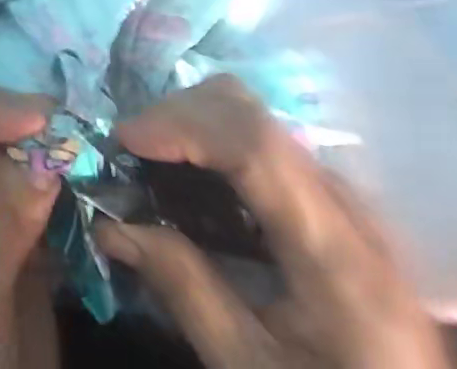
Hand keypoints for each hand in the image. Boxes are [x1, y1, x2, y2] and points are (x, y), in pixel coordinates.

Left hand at [0, 83, 63, 368]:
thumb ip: (3, 222)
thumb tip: (50, 159)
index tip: (37, 120)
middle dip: (23, 119)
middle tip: (75, 128)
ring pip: (16, 150)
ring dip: (52, 145)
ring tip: (91, 147)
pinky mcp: (22, 229)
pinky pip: (45, 187)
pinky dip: (70, 179)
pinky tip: (94, 179)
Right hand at [93, 76, 450, 368]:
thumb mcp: (248, 368)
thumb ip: (183, 289)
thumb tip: (110, 225)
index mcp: (335, 257)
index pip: (257, 149)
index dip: (183, 126)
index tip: (125, 139)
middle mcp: (346, 209)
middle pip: (252, 114)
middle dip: (178, 114)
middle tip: (128, 151)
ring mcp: (343, 199)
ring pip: (256, 116)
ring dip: (193, 120)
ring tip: (150, 157)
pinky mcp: (332, 201)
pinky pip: (262, 140)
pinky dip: (212, 136)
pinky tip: (187, 171)